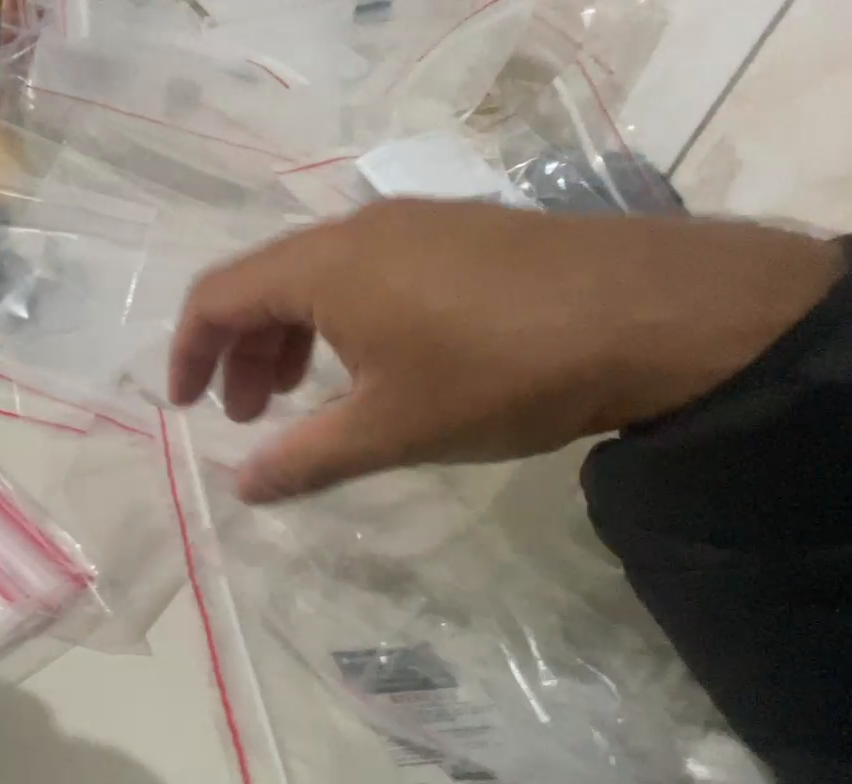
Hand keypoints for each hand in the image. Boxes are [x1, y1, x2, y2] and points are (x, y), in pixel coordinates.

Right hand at [169, 200, 842, 501]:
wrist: (666, 317)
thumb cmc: (499, 375)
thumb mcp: (386, 432)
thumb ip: (300, 462)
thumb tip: (240, 491)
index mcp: (324, 268)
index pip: (216, 298)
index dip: (187, 353)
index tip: (184, 407)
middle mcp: (358, 230)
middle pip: (260, 285)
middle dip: (237, 353)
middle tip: (248, 417)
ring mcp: (413, 224)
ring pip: (313, 277)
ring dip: (287, 339)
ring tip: (301, 397)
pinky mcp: (459, 234)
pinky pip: (364, 271)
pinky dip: (336, 320)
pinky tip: (369, 364)